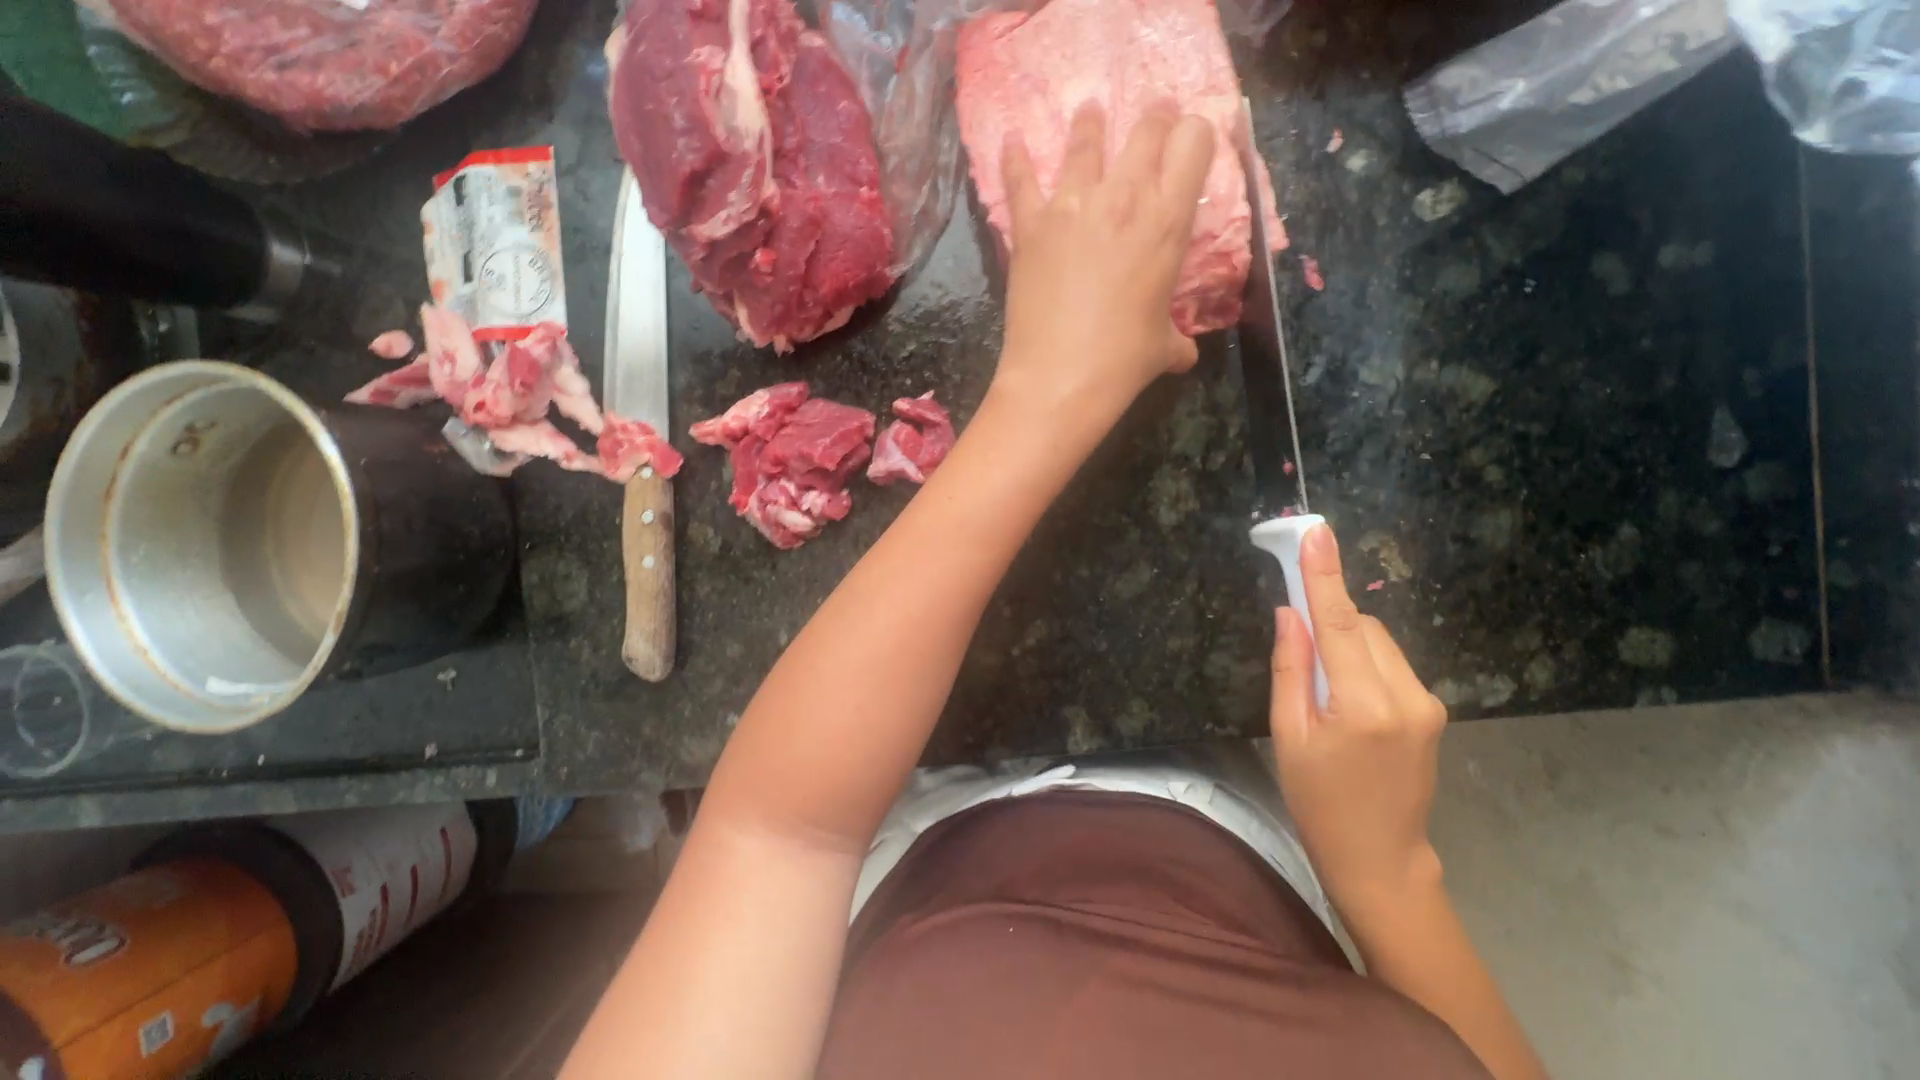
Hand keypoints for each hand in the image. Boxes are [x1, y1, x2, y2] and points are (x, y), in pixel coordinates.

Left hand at [990, 101, 1213, 436]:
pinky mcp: (1030, 224)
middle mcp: (1124, 199)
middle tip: (1155, 113)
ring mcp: (1072, 206)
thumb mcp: (1164, 346)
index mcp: (1168, 221)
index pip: (1194, 143)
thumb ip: (1177, 339)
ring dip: (1090, 125)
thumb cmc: (1123, 361)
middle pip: (1146, 130)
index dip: (1196, 135)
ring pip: (1085, 143)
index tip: (1191, 141)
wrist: (1060, 376)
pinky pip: (1020, 180)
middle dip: (1154, 118)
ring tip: (1090, 111)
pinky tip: (1010, 140)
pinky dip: (1014, 158)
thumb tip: (1183, 354)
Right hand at [1271, 524, 1448, 903]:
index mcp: (1363, 705)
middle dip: (1328, 622)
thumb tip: (1289, 613)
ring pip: (1378, 643)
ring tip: (1324, 692)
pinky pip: (1391, 664)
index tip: (1315, 532)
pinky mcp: (1433, 710)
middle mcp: (1406, 695)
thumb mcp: (1288, 736)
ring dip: (1346, 644)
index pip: (1338, 624)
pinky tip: (1347, 702)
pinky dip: (1363, 664)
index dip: (1323, 576)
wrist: (1379, 856)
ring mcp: (1428, 703)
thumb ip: (1290, 669)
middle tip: (1296, 642)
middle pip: (1361, 627)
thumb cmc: (1318, 802)